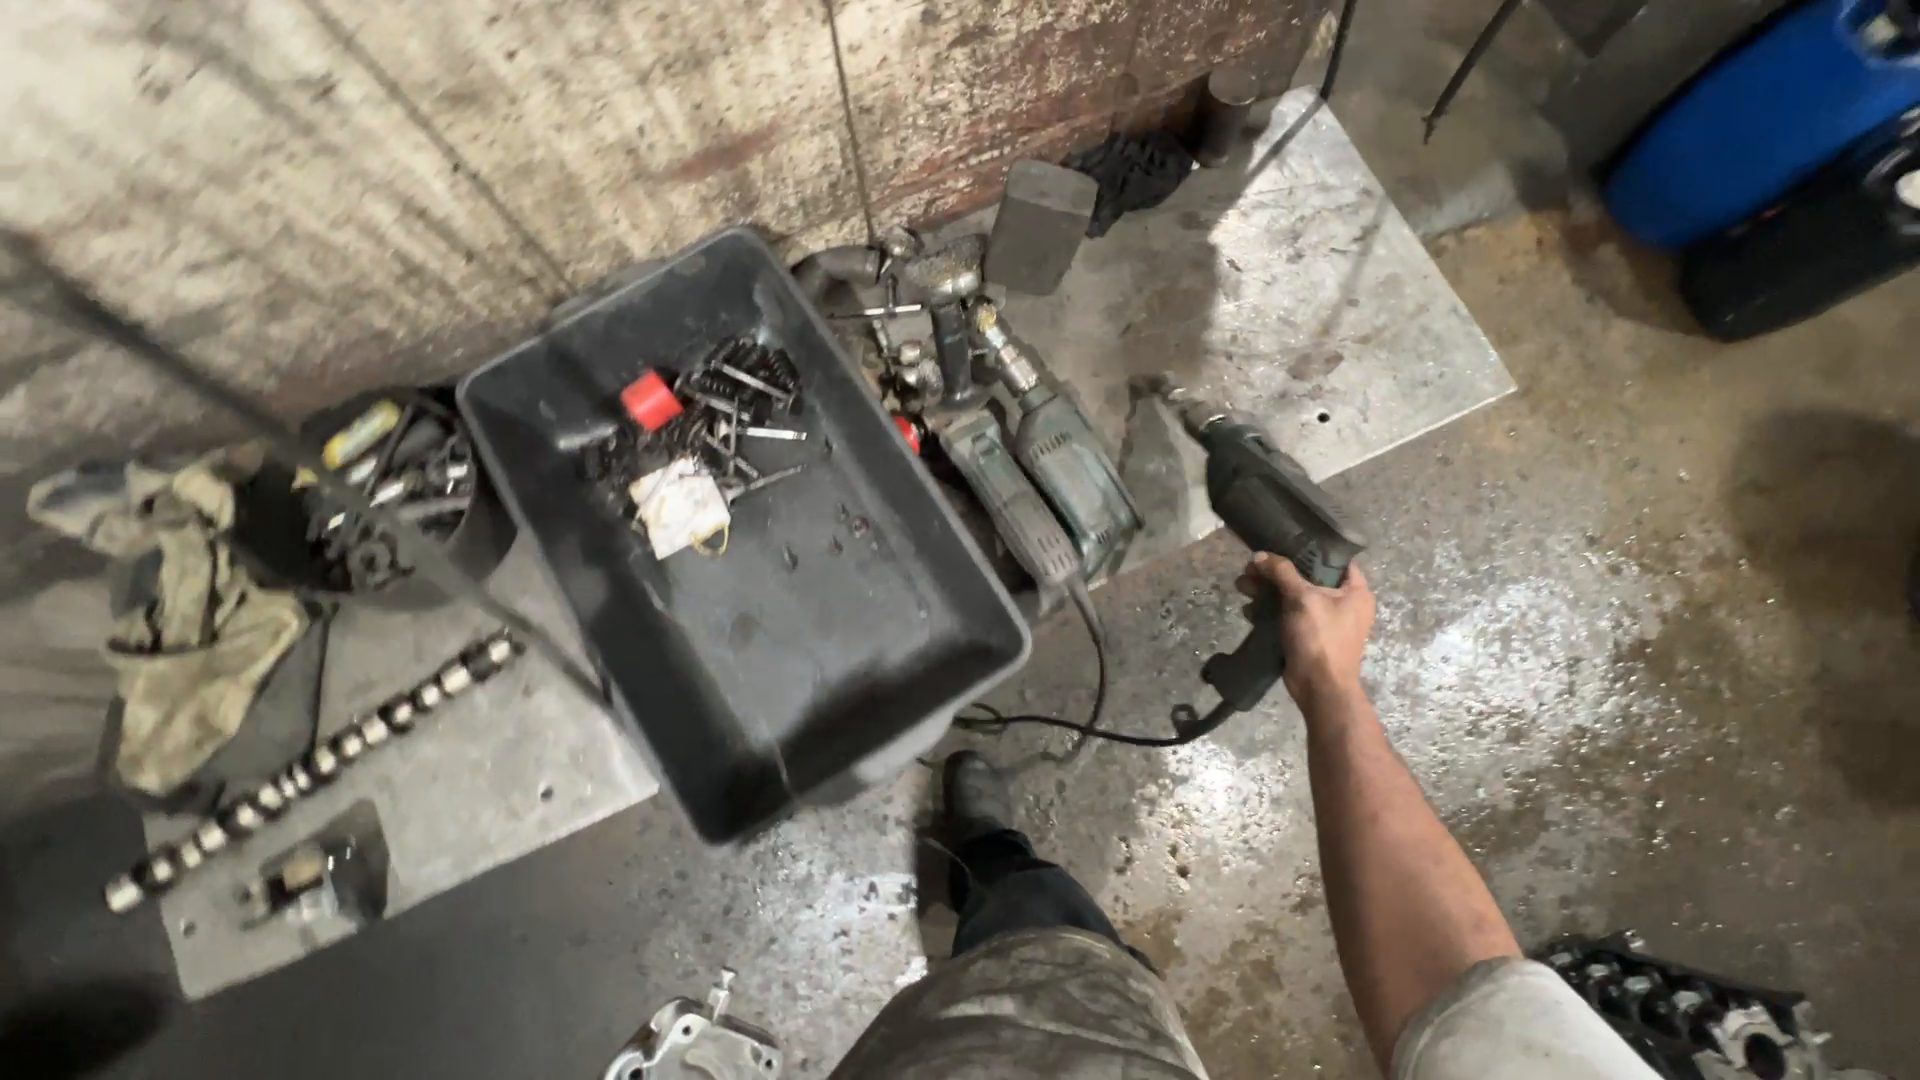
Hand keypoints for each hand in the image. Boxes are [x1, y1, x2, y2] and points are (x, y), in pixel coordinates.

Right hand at [1235, 554, 1374, 705]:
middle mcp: (1343, 603)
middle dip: (1276, 573)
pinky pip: (1286, 616)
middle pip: (1306, 577)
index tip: (1282, 544)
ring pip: (1292, 597)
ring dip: (1267, 591)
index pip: (1334, 560)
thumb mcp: (1302, 599)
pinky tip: (1249, 610)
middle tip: (1251, 568)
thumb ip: (1282, 573)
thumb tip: (1259, 556)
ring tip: (1242, 586)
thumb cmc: (1321, 638)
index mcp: (1355, 591)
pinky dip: (1269, 611)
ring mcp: (1324, 621)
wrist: (1320, 687)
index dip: (1308, 550)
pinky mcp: (1306, 636)